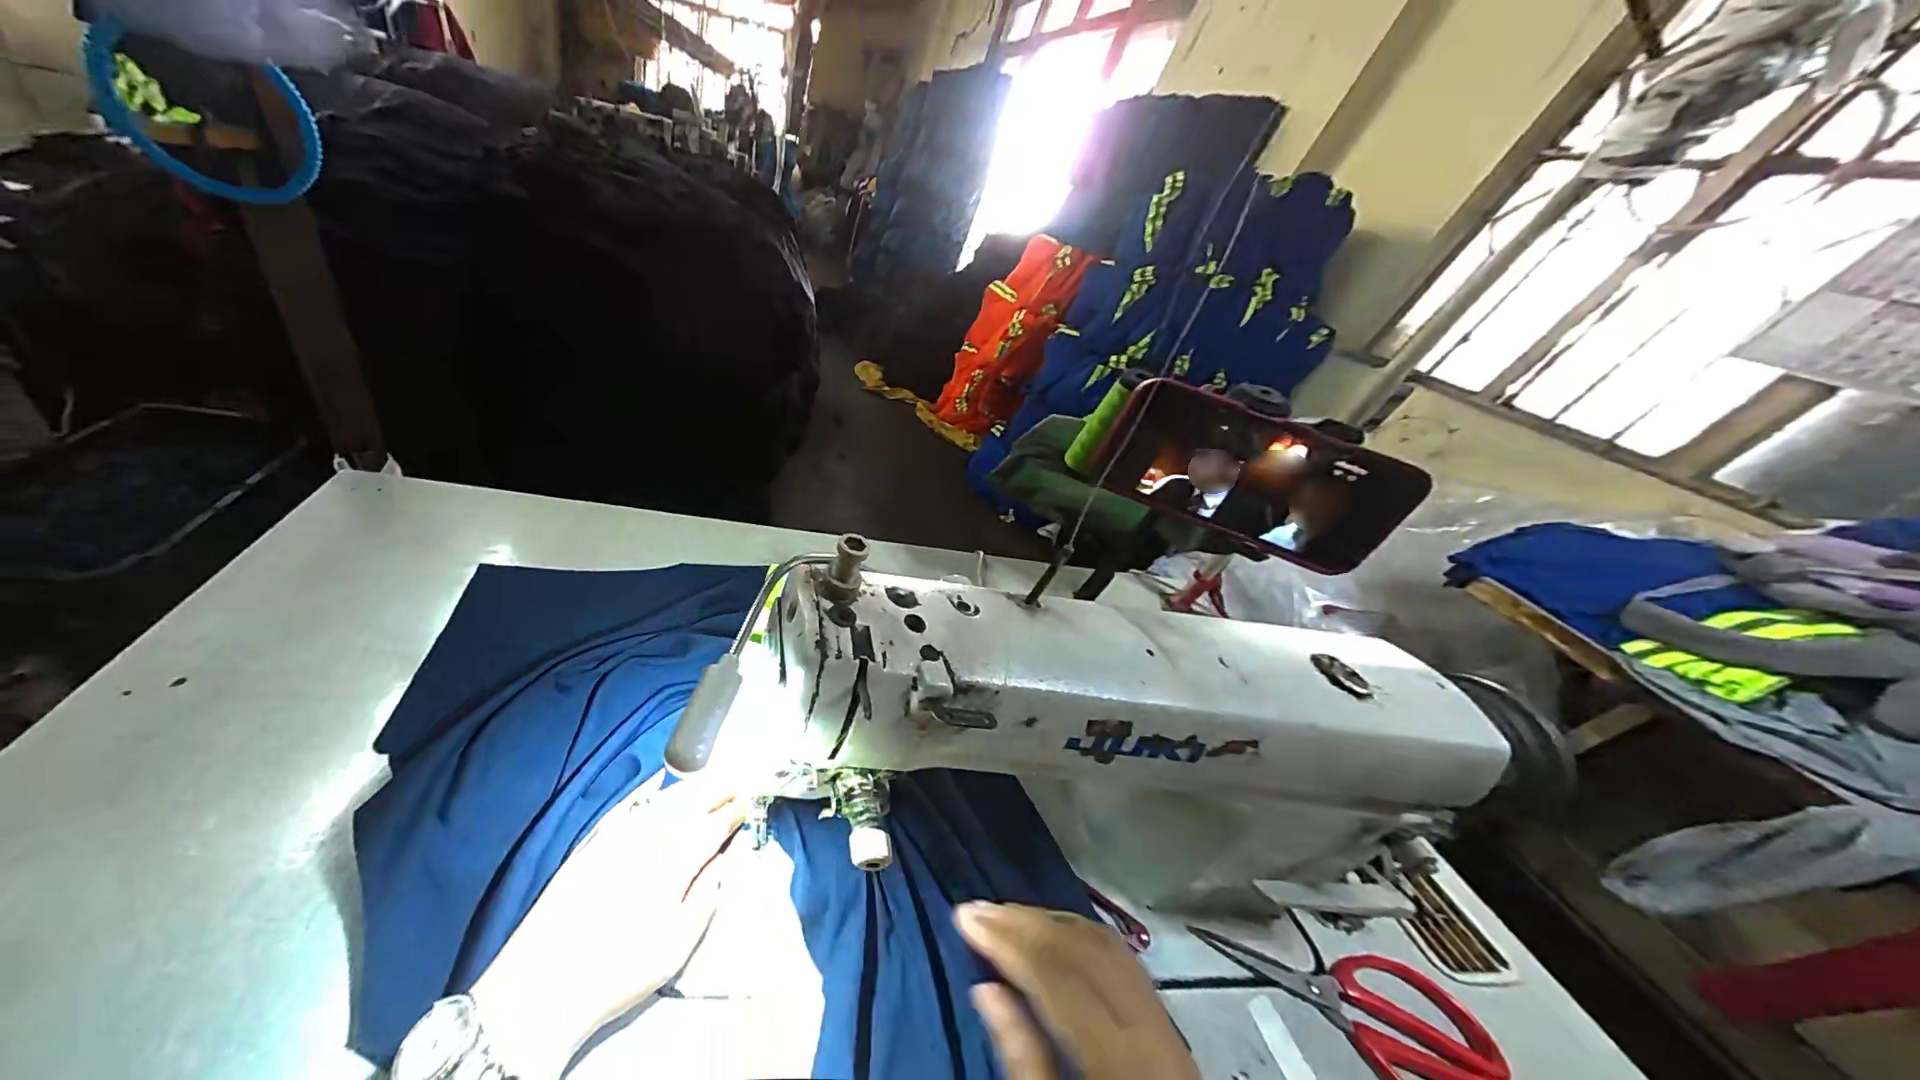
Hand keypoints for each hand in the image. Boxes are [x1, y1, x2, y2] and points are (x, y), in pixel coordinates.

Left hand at [469, 770, 745, 1078]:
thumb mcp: (677, 945)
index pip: (714, 826)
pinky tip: (654, 782)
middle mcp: (649, 838)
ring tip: (706, 780)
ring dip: (689, 787)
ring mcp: (618, 836)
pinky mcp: (591, 843)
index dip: (733, 813)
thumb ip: (705, 898)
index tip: (748, 803)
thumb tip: (722, 864)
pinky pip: (625, 805)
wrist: (541, 985)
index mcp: (676, 861)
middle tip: (735, 782)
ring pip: (662, 799)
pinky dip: (644, 790)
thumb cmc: (620, 969)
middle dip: (717, 790)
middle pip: (691, 803)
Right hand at [956, 902, 1197, 1079]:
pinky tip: (1046, 927)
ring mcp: (1160, 1014)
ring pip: (1100, 942)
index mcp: (1119, 1056)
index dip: (1007, 942)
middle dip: (1023, 923)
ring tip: (1003, 914)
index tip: (965, 918)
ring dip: (1047, 921)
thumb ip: (1021, 1056)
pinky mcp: (1160, 1011)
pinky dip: (1076, 932)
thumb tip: (984, 987)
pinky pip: (1117, 953)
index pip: (1056, 977)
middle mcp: (1147, 1024)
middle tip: (977, 909)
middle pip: (1080, 949)